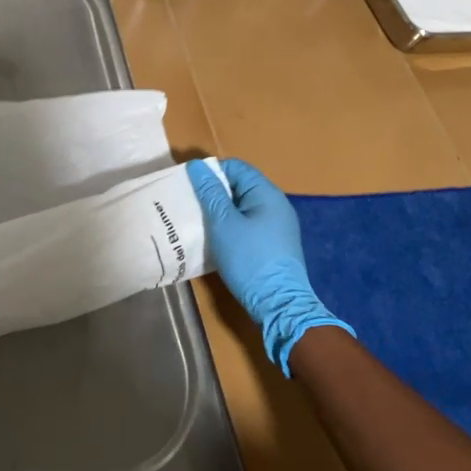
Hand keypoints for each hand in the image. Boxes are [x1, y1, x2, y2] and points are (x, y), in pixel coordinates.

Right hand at [187, 157, 352, 373]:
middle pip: (239, 186)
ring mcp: (278, 226)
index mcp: (267, 194)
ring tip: (199, 221)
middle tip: (191, 204)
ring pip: (242, 207)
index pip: (236, 167)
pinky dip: (231, 226)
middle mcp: (276, 205)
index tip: (190, 186)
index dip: (211, 172)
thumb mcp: (223, 223)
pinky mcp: (274, 244)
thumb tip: (197, 165)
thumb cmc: (249, 258)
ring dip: (221, 211)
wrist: (280, 305)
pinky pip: (248, 224)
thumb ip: (210, 192)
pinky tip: (216, 239)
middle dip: (214, 192)